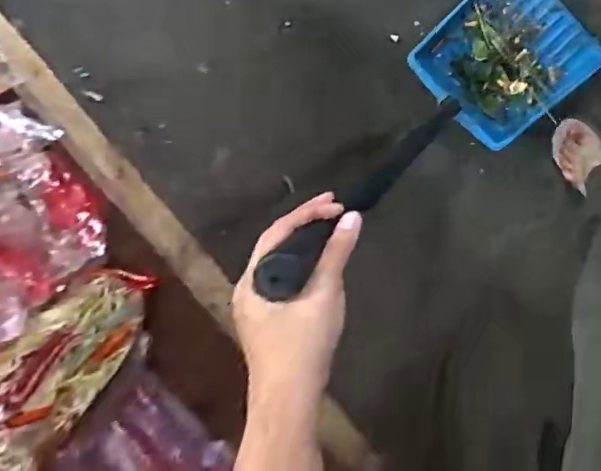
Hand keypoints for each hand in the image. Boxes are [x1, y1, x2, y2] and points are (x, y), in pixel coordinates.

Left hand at [233, 192, 362, 413]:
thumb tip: (351, 216)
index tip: (336, 202)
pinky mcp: (268, 316)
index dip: (306, 212)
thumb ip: (336, 253)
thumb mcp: (324, 293)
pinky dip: (304, 256)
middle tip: (335, 206)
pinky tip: (322, 257)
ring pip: (280, 258)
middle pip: (275, 242)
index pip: (277, 232)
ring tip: (331, 224)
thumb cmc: (302, 344)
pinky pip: (284, 273)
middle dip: (305, 221)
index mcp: (253, 282)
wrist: (288, 399)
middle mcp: (249, 289)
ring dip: (305, 238)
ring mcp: (257, 304)